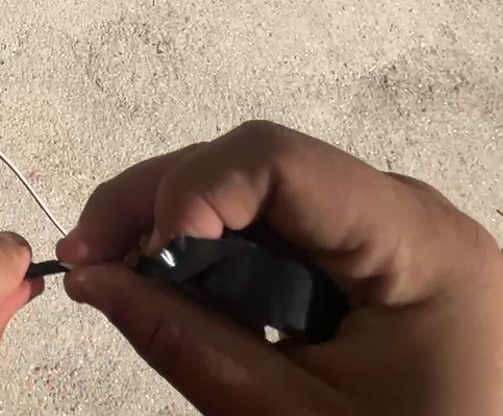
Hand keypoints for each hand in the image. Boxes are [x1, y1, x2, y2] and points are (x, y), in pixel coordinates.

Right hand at [56, 121, 502, 415]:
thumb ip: (185, 341)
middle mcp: (402, 211)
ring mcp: (385, 232)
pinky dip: (211, 250)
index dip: (190, 190)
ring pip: (246, 192)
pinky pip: (271, 229)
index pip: (274, 160)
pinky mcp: (368, 259)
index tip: (135, 257)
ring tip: (117, 273)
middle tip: (86, 256)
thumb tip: (86, 279)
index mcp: (416, 241)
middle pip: (248, 167)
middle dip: (156, 205)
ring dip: (172, 226)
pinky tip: (173, 282)